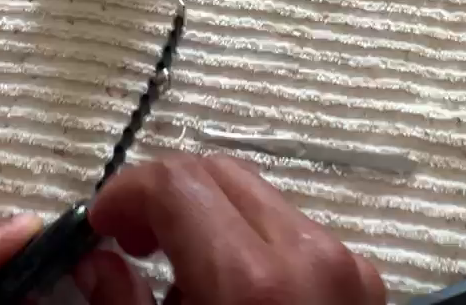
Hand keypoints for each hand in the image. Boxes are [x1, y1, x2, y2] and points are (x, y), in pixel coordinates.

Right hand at [74, 154, 385, 304]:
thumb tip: (97, 260)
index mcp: (256, 281)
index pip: (180, 181)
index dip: (128, 190)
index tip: (100, 222)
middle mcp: (311, 254)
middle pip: (221, 172)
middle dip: (167, 195)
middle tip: (130, 241)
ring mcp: (349, 264)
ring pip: (257, 198)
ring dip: (209, 219)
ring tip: (180, 279)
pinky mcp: (368, 281)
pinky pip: (294, 232)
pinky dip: (253, 244)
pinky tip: (234, 295)